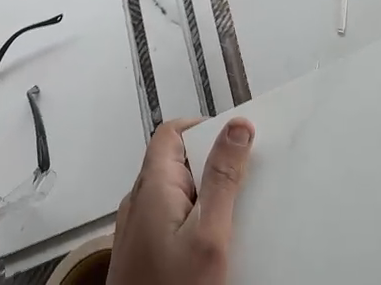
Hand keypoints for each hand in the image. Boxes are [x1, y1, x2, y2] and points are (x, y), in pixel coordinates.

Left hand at [109, 118, 255, 284]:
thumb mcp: (209, 235)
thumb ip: (223, 178)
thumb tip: (236, 127)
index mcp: (151, 187)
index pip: (172, 133)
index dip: (206, 129)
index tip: (238, 142)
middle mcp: (138, 203)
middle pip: (177, 161)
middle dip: (212, 166)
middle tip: (242, 183)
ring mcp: (138, 230)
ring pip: (176, 191)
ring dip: (206, 196)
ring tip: (233, 216)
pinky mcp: (143, 253)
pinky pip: (172, 219)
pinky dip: (195, 220)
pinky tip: (215, 243)